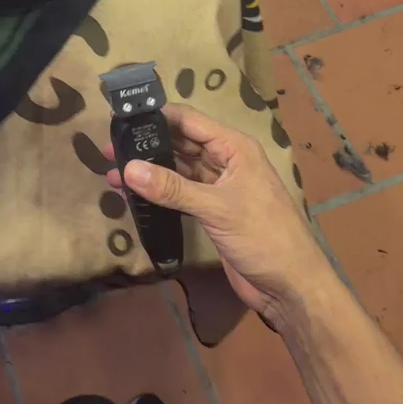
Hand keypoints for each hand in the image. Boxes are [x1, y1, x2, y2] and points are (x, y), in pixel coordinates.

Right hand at [104, 105, 326, 322]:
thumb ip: (171, 188)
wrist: (292, 287)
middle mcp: (226, 160)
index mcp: (234, 147)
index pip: (189, 120)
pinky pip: (180, 191)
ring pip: (178, 168)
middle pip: (180, 142)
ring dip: (150, 169)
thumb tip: (127, 168)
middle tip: (110, 147)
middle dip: (147, 144)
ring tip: (112, 171)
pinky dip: (159, 191)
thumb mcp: (216, 208)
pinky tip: (134, 194)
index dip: (157, 116)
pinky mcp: (212, 210)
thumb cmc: (264, 236)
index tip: (122, 118)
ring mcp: (218, 186)